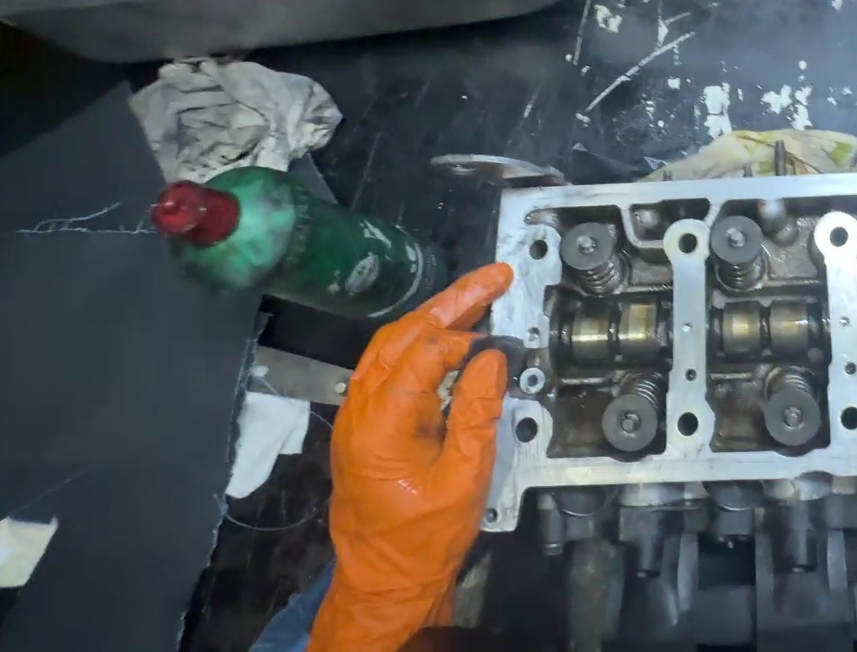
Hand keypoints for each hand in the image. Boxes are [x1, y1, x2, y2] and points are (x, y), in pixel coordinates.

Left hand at [309, 263, 513, 651]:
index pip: (422, 354)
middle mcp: (360, 409)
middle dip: (452, 301)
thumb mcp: (465, 476)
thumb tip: (493, 355)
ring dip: (436, 314)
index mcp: (380, 425)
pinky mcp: (366, 420)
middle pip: (403, 334)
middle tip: (496, 277)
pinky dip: (422, 338)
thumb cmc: (425, 536)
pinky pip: (390, 362)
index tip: (498, 342)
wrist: (384, 579)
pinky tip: (450, 330)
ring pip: (393, 342)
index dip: (464, 338)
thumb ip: (478, 410)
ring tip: (479, 294)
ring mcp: (357, 412)